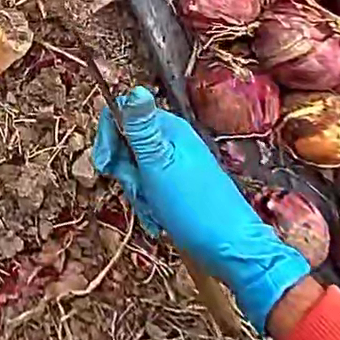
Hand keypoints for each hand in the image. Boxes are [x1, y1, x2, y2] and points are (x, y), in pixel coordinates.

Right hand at [92, 86, 309, 333]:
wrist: (234, 251)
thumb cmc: (194, 207)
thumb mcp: (158, 165)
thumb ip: (141, 128)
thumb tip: (134, 88)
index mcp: (169, 128)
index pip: (122, 114)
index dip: (108, 138)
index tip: (106, 167)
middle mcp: (172, 140)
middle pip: (126, 143)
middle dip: (124, 171)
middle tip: (137, 190)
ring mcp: (176, 163)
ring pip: (135, 168)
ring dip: (136, 191)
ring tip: (151, 209)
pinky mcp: (178, 186)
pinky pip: (149, 187)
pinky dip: (148, 203)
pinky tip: (157, 219)